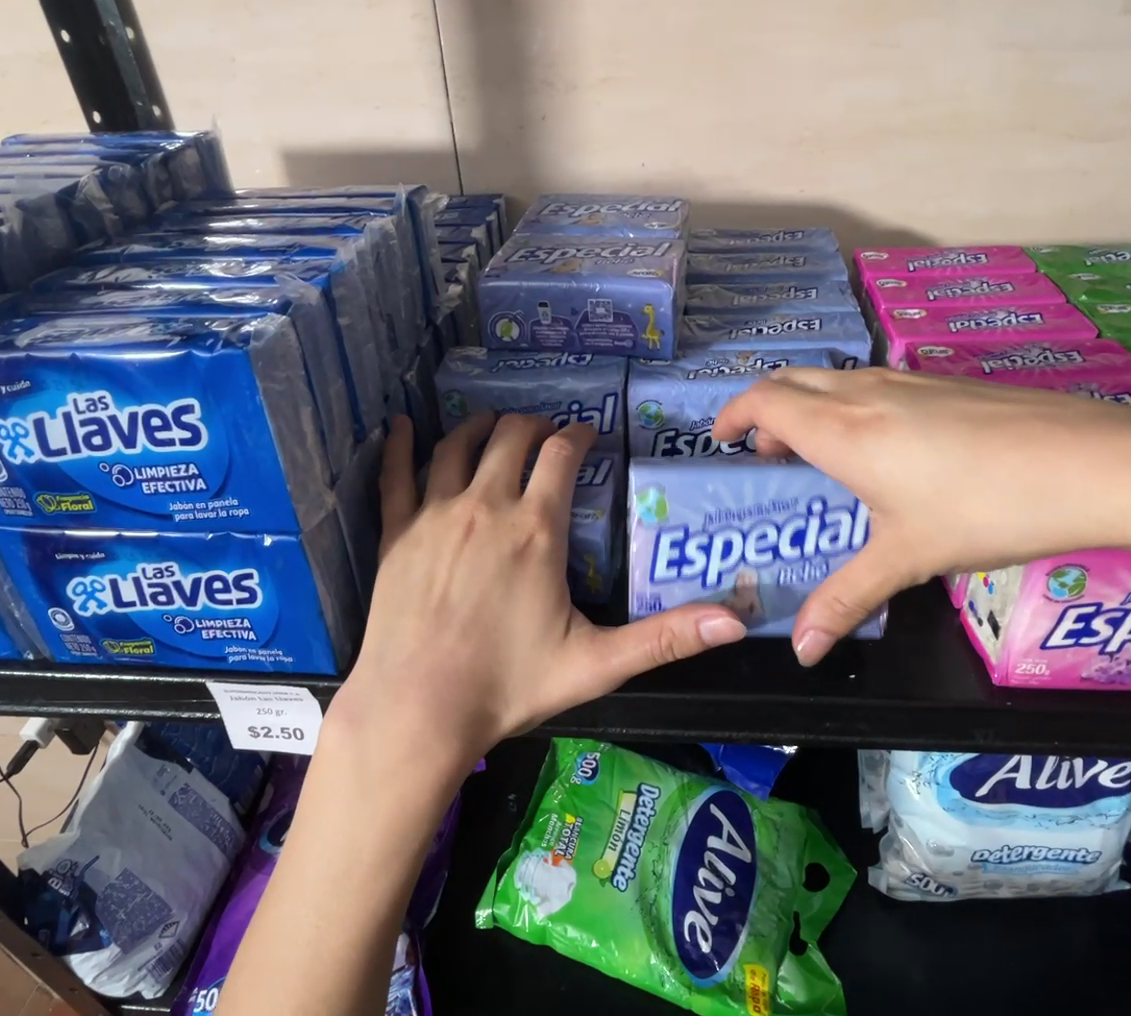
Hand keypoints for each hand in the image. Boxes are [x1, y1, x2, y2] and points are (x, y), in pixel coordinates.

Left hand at [328, 413, 747, 770]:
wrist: (419, 709)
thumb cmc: (507, 687)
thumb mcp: (596, 665)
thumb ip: (665, 639)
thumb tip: (735, 623)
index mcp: (536, 530)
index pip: (562, 455)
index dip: (578, 435)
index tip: (587, 434)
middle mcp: (486, 507)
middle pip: (511, 438)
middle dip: (534, 425)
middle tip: (545, 431)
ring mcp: (435, 515)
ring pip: (457, 445)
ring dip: (480, 426)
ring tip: (493, 422)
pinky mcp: (396, 532)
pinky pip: (395, 474)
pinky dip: (400, 445)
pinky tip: (400, 426)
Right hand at [711, 367, 1130, 663]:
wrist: (1098, 464)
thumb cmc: (984, 508)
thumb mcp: (906, 558)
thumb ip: (844, 600)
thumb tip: (800, 651)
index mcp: (840, 429)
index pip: (763, 400)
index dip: (733, 414)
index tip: (721, 442)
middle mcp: (866, 394)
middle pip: (792, 380)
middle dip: (765, 409)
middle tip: (767, 455)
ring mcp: (910, 384)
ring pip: (836, 382)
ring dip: (810, 408)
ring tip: (819, 458)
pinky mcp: (947, 386)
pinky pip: (875, 388)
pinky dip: (851, 409)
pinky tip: (887, 454)